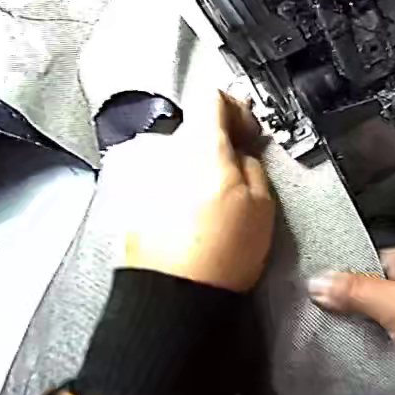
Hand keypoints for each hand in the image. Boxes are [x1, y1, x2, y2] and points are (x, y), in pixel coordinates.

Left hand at [107, 91, 274, 290]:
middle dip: (218, 143)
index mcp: (200, 146)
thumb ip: (253, 164)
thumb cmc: (223, 252)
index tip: (248, 132)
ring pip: (177, 155)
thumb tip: (242, 154)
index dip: (237, 109)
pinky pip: (162, 180)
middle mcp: (164, 152)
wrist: (176, 296)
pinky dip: (179, 188)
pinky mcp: (131, 200)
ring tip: (216, 201)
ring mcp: (143, 176)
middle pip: (194, 128)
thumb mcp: (263, 203)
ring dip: (197, 167)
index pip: (213, 98)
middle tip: (239, 171)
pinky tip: (194, 216)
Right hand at [307, 243, 394, 394]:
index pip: (363, 259)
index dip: (338, 277)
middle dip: (345, 306)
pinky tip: (348, 354)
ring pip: (375, 317)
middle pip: (367, 289)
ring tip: (324, 338)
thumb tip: (316, 281)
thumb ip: (355, 291)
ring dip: (358, 330)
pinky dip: (372, 347)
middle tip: (312, 320)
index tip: (309, 294)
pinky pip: (387, 339)